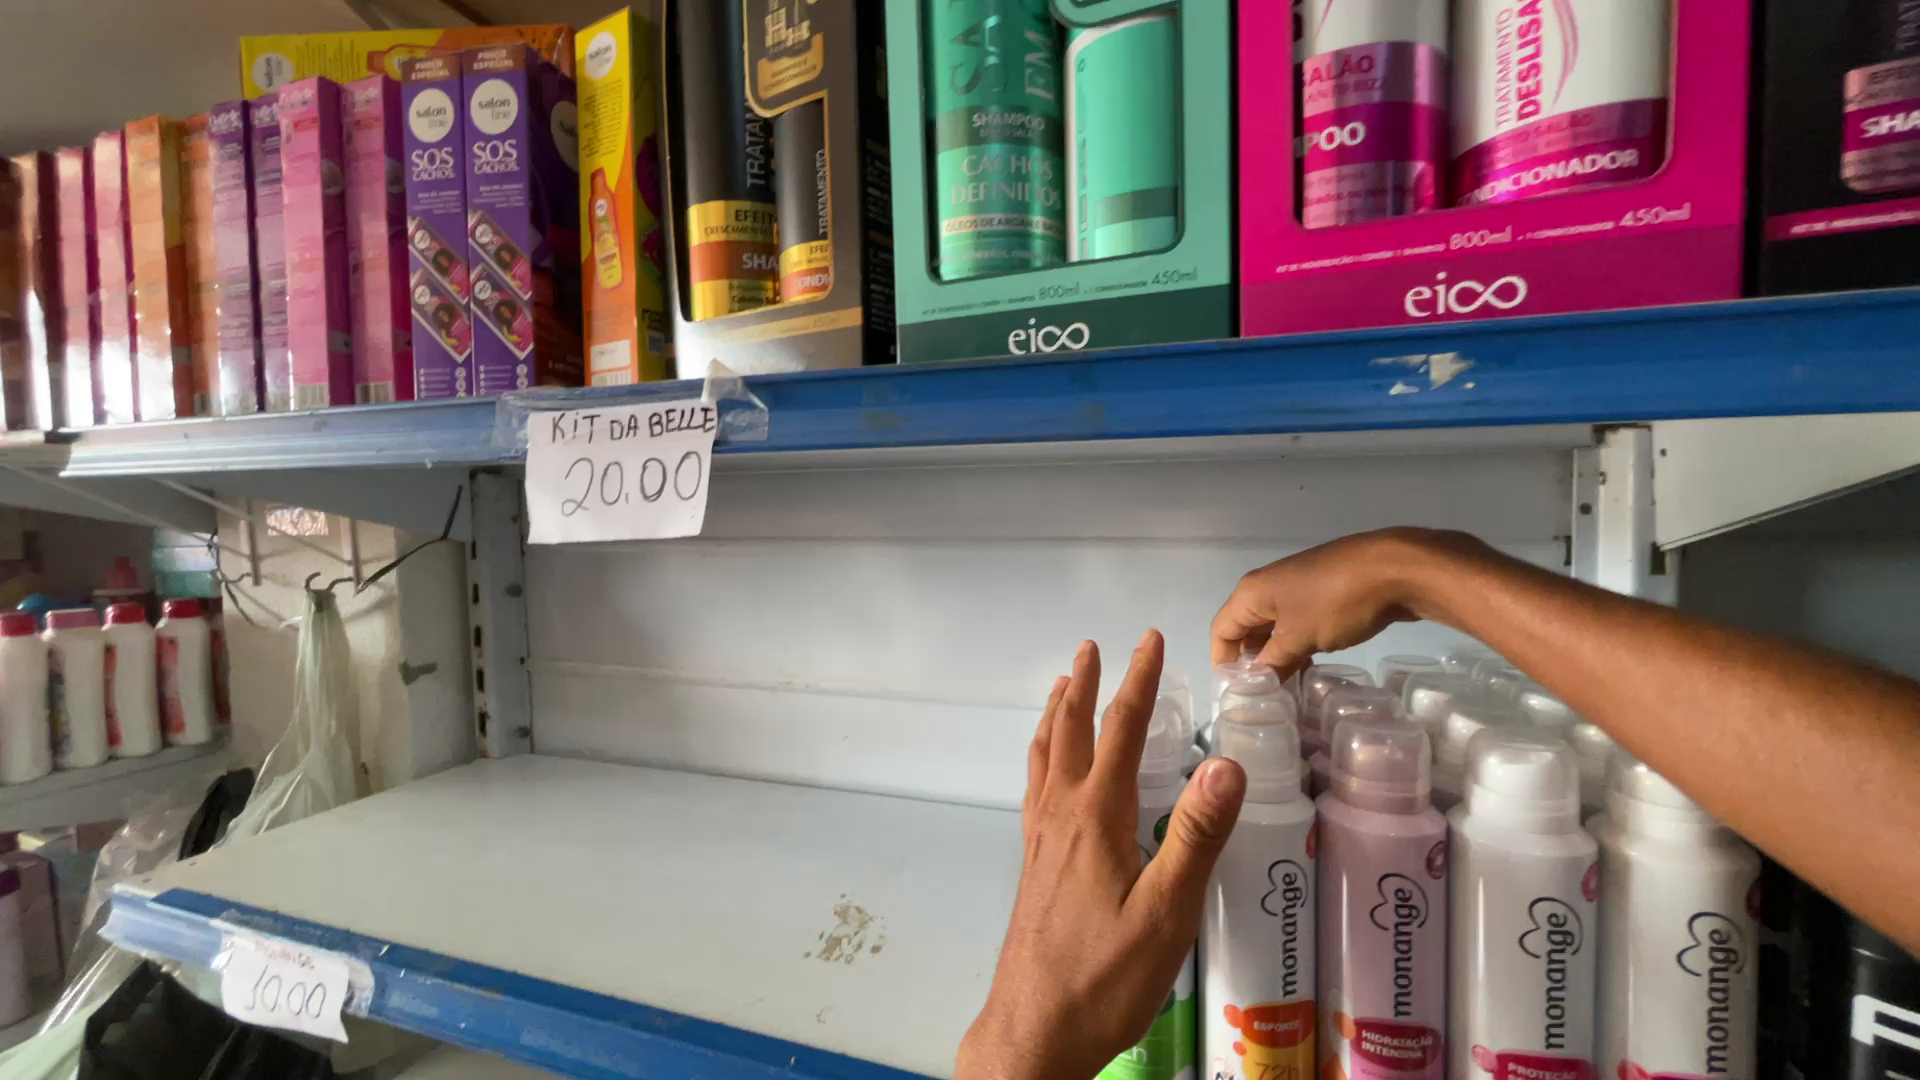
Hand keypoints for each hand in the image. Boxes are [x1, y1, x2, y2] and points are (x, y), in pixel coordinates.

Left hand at [956, 631, 1246, 1079]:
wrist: (1034, 1025)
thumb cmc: (1105, 973)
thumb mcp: (1167, 912)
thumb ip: (1195, 836)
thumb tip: (1227, 763)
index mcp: (1095, 813)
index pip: (1120, 729)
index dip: (1138, 681)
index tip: (1149, 640)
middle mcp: (1061, 810)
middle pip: (1071, 729)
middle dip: (1085, 683)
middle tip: (1092, 646)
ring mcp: (1041, 833)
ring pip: (1045, 752)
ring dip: (1056, 711)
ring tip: (1061, 684)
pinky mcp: (1034, 857)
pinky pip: (1035, 782)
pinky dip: (1042, 750)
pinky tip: (1047, 762)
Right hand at [1209, 527, 1490, 675]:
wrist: (1395, 568)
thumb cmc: (1337, 602)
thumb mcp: (1299, 638)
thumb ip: (1272, 662)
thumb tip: (1255, 682)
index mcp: (1251, 593)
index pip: (1221, 630)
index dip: (1222, 662)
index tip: (1235, 693)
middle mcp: (1266, 586)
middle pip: (1244, 628)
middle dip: (1249, 660)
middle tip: (1261, 694)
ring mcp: (1295, 586)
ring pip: (1271, 627)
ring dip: (1274, 655)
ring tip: (1286, 686)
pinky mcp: (1321, 591)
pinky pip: (1295, 622)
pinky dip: (1295, 644)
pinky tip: (1309, 665)